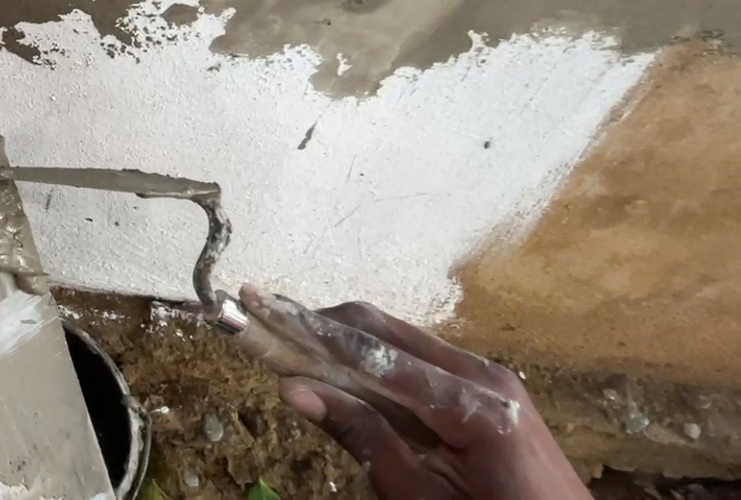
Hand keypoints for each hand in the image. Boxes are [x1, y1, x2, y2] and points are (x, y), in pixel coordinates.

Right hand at [239, 287, 588, 499]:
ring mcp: (487, 376)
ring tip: (288, 348)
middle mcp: (482, 374)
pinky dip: (365, 359)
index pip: (370, 353)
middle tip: (261, 322)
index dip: (305, 328)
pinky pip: (409, 357)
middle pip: (377, 328)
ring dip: (336, 341)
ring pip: (389, 336)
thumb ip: (363, 439)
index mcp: (476, 406)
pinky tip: (335, 373)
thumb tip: (291, 387)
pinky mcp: (483, 386)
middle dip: (314, 325)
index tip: (253, 301)